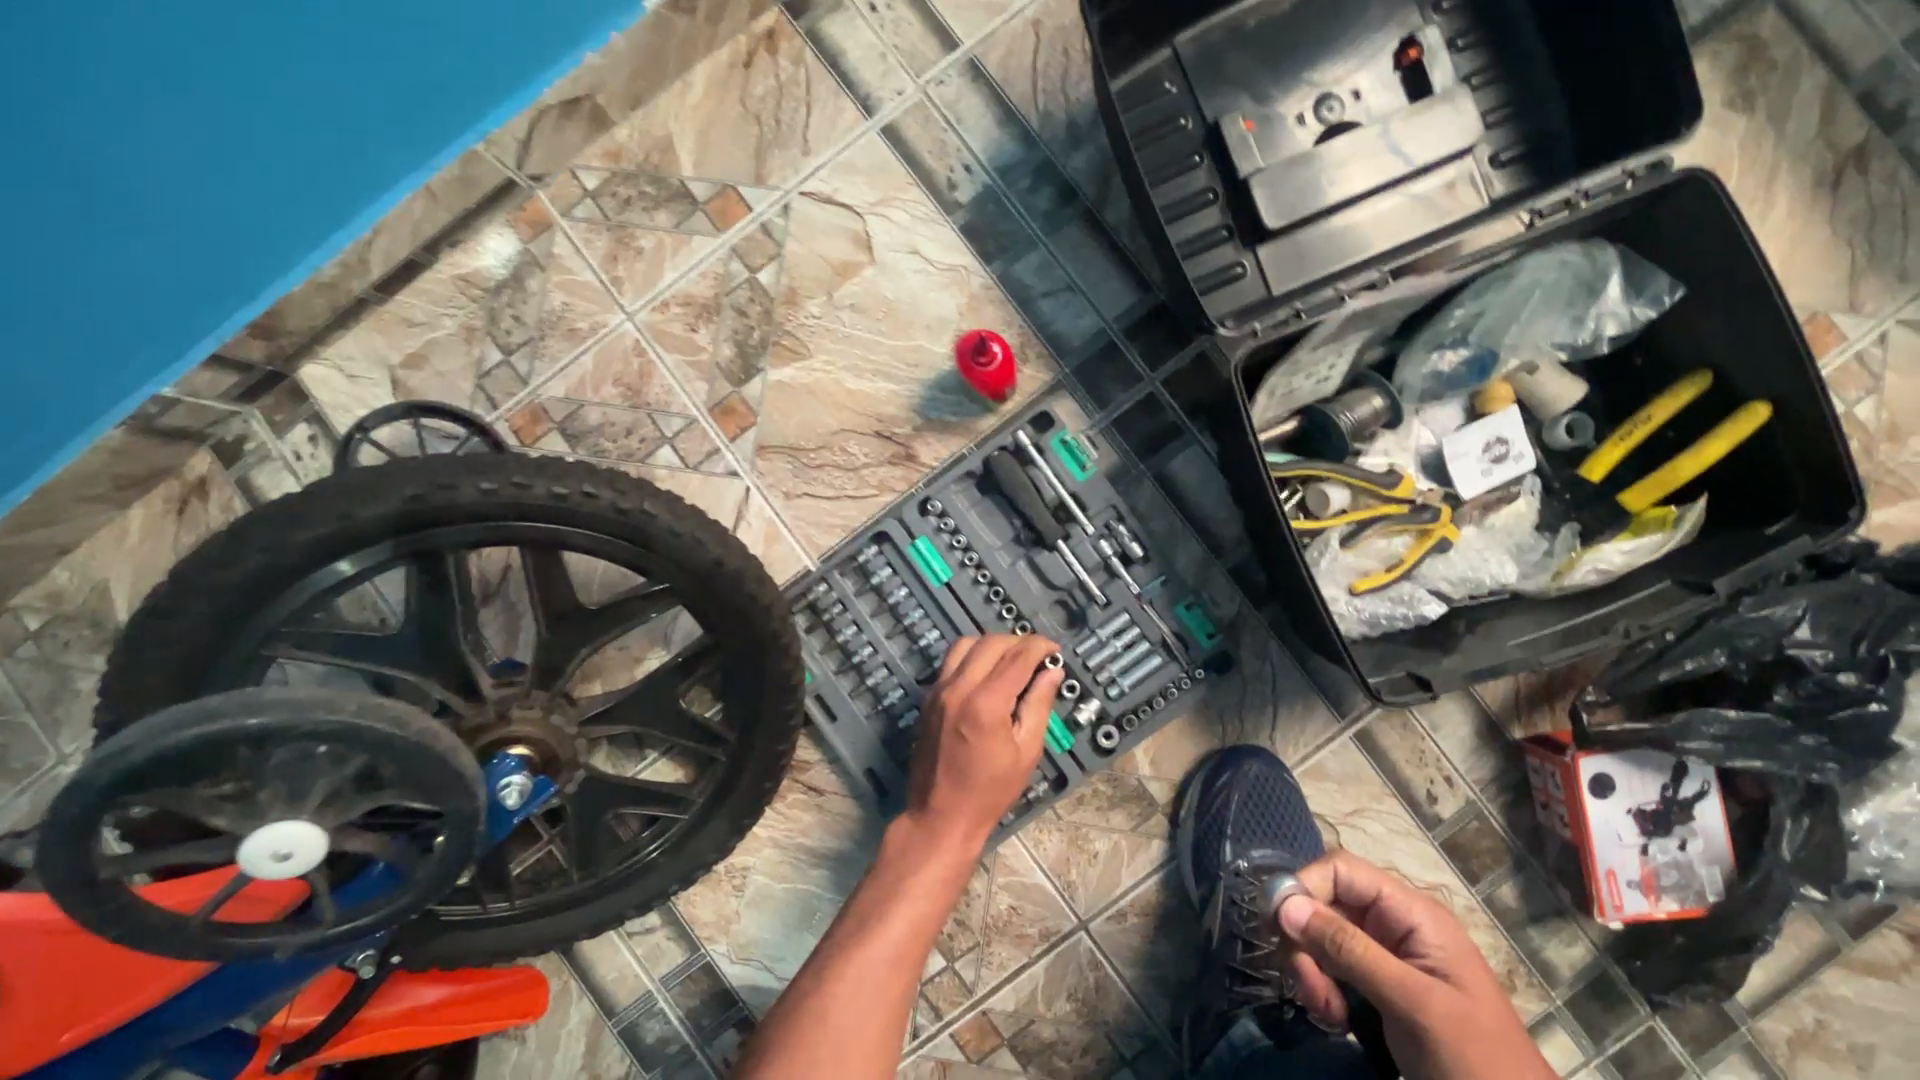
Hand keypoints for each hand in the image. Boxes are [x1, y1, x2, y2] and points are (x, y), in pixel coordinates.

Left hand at [904, 635, 1063, 852]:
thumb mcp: (1026, 751)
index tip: (1055, 650)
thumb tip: (1052, 671)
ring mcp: (939, 691)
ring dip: (992, 644)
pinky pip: (950, 662)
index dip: (1040, 646)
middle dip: (1019, 642)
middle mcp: (959, 688)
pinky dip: (972, 656)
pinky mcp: (928, 698)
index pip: (1017, 656)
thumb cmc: (990, 790)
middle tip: (1038, 656)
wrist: (940, 814)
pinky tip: (988, 674)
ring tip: (1012, 661)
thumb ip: (1039, 705)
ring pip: (966, 644)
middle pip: (991, 643)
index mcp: (986, 703)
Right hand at [1277, 851, 1552, 1079]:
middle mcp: (1396, 925)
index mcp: (1412, 914)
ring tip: (1327, 1012)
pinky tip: (1334, 1017)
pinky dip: (1324, 989)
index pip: (1342, 870)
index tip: (1280, 929)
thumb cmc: (1473, 1056)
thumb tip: (1284, 904)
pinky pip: (1334, 970)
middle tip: (1308, 988)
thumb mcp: (1411, 1001)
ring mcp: (1388, 957)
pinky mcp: (1380, 987)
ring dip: (1313, 971)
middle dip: (1307, 942)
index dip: (1305, 888)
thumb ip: (1349, 950)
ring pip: (1324, 939)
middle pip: (1327, 905)